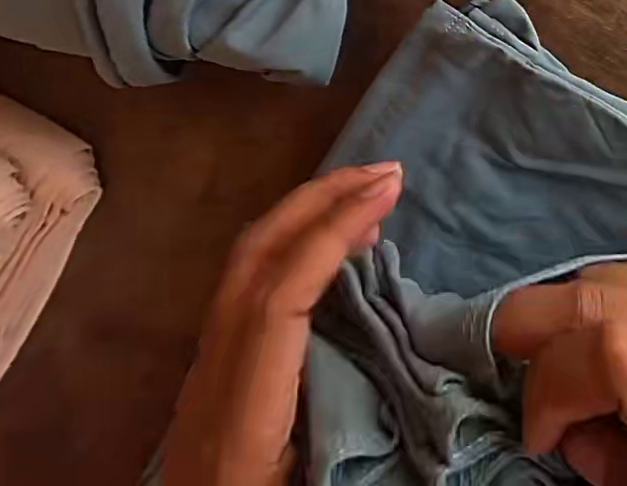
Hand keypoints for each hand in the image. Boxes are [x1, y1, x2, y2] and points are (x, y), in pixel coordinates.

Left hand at [162, 162, 402, 485]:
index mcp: (240, 413)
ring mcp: (210, 356)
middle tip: (386, 172)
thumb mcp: (312, 484)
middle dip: (324, 197)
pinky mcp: (218, 353)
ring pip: (253, 253)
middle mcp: (214, 370)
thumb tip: (416, 371)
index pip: (281, 298)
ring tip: (369, 190)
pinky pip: (255, 269)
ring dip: (313, 207)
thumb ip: (354, 435)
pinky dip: (299, 233)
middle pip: (258, 253)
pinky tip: (338, 238)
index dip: (334, 234)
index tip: (389, 193)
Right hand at [494, 261, 626, 485]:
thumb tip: (576, 439)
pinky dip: (595, 302)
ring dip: (563, 317)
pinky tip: (603, 346)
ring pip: (602, 275)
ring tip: (563, 377)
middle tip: (522, 393)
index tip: (538, 439)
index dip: (550, 388)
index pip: (603, 351)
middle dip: (531, 333)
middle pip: (589, 294)